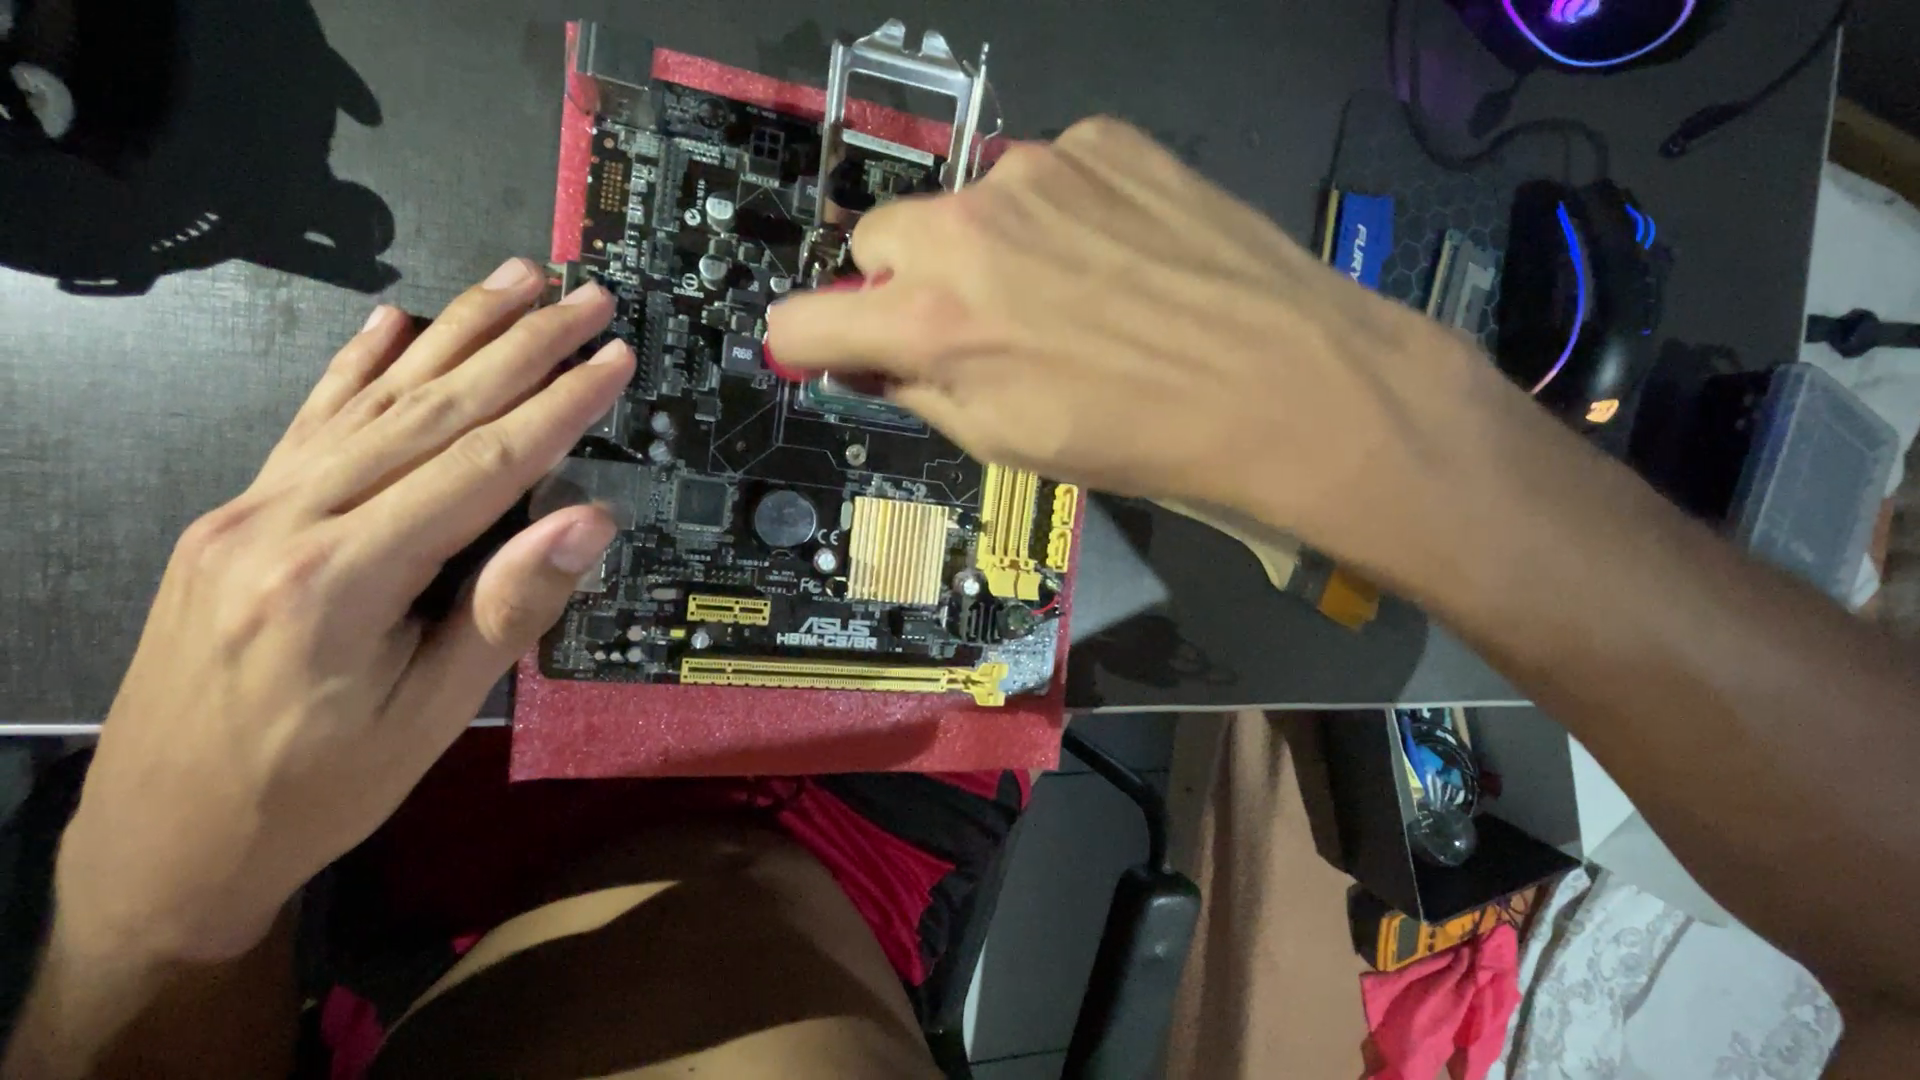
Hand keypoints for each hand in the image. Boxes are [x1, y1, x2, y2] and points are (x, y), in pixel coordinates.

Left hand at [55, 259, 632, 963]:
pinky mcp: (235, 516)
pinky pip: (310, 424)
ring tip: (514, 281)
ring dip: (454, 335)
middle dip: (520, 347)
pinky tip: (393, 323)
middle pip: (430, 411)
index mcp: (341, 578)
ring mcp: (250, 509)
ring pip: (373, 401)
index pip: (482, 466)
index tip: (613, 358)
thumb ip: (507, 608)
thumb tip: (589, 521)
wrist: (166, 838)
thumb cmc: (319, 788)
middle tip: (583, 297)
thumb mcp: (432, 717)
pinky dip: (357, 367)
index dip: (558, 407)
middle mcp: (286, 520)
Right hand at [765, 117, 1495, 558]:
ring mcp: (1038, 170)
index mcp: (934, 319)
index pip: (806, 317)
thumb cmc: (1140, 437)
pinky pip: (1043, 180)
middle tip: (962, 328)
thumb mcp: (1008, 444)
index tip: (815, 349)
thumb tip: (871, 363)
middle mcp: (967, 227)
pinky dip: (1054, 219)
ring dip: (983, 251)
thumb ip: (920, 393)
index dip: (803, 341)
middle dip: (900, 286)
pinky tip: (1110, 260)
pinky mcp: (1102, 142)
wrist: (1286, 381)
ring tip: (1061, 298)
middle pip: (878, 240)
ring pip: (965, 208)